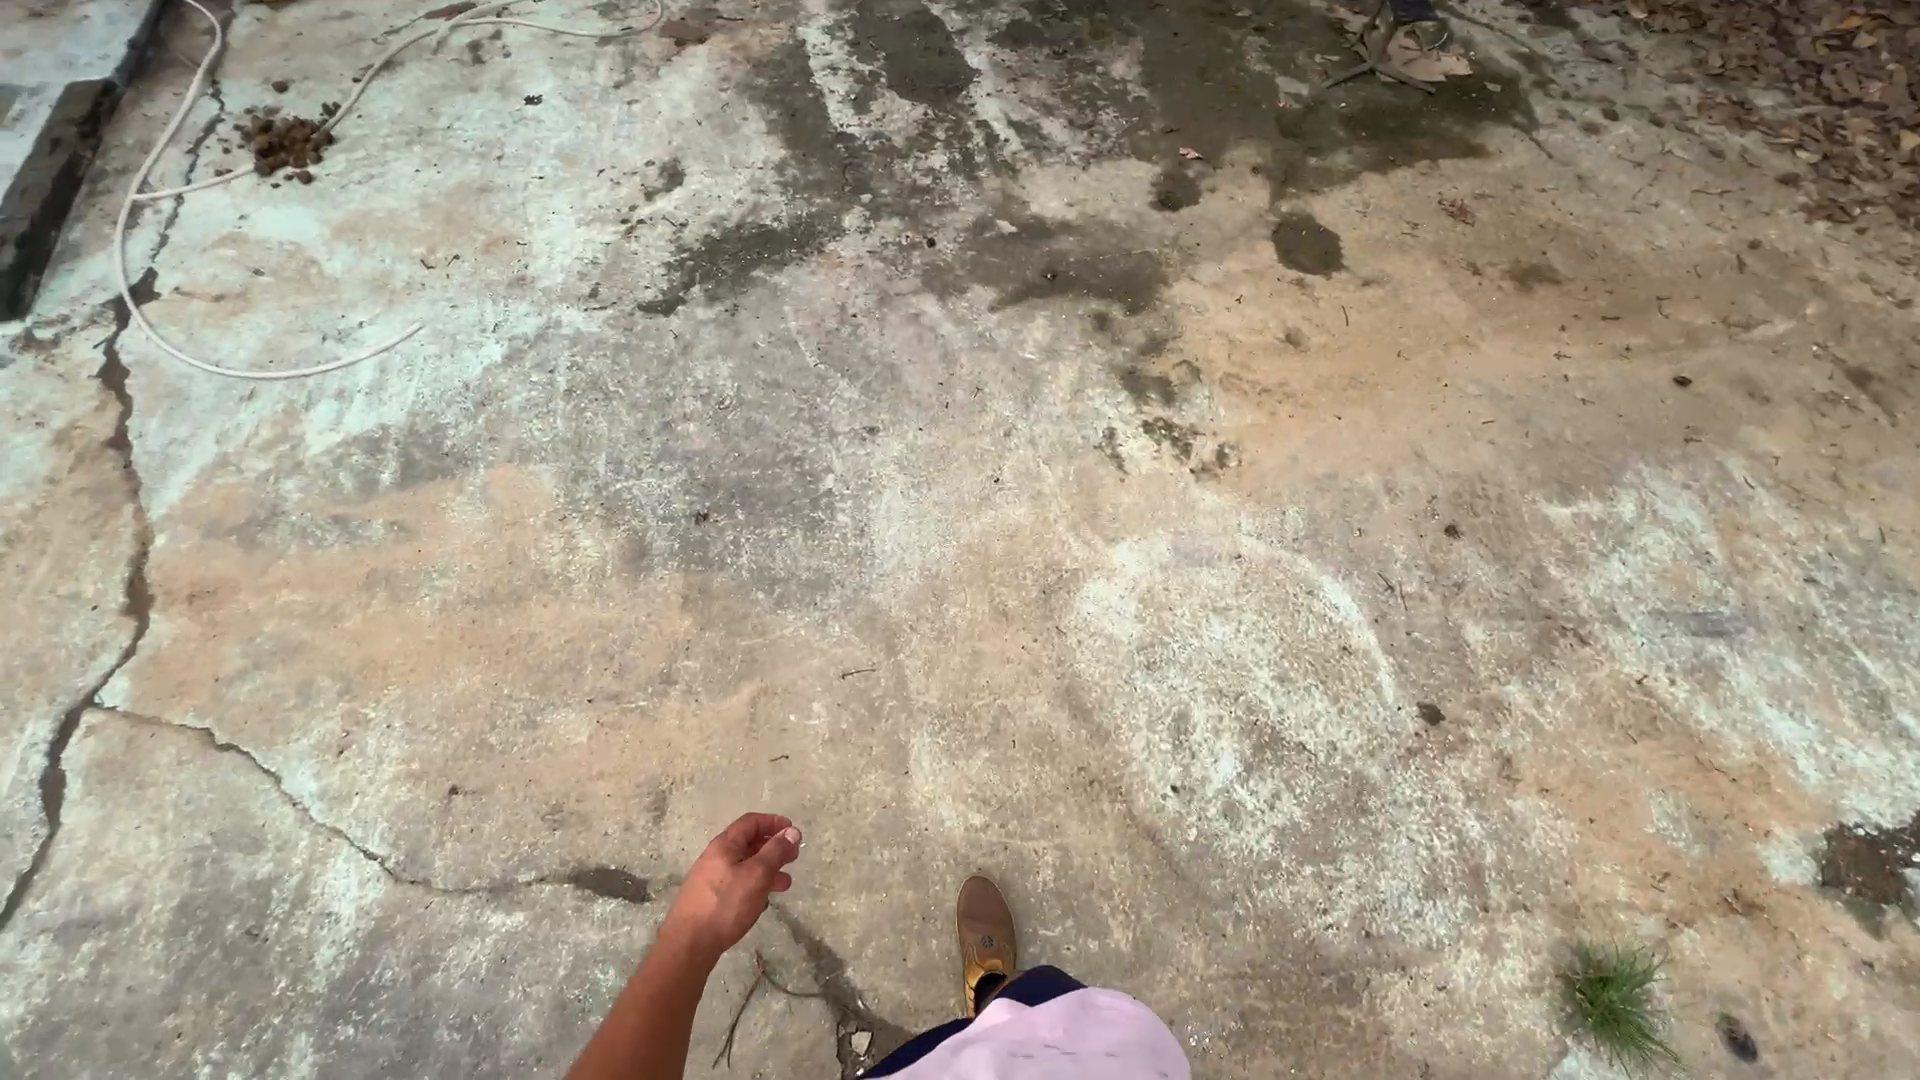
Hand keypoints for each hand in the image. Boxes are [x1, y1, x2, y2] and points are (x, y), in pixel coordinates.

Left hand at [659, 813, 801, 961]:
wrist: (688, 945)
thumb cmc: (725, 904)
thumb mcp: (757, 874)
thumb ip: (776, 851)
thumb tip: (792, 831)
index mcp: (724, 845)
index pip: (751, 822)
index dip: (773, 822)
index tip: (792, 831)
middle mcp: (715, 858)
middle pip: (748, 844)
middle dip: (773, 848)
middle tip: (793, 857)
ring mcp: (711, 880)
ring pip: (744, 867)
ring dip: (767, 870)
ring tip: (785, 883)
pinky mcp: (710, 900)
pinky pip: (737, 884)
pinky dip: (754, 886)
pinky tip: (763, 901)